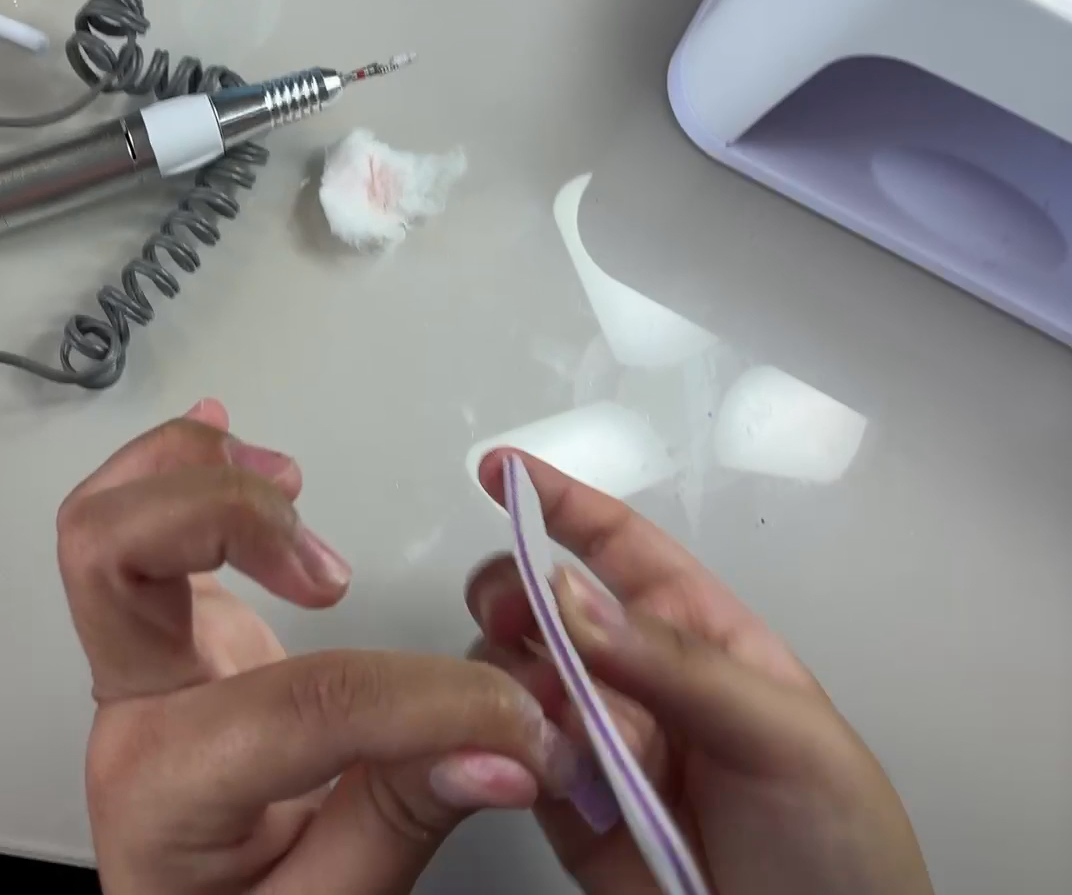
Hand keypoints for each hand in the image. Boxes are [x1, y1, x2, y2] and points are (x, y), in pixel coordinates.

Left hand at [60, 401, 582, 894]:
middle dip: (223, 516)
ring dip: (188, 467)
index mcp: (163, 785)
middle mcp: (130, 698)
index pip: (290, 707)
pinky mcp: (167, 617)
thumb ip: (404, 817)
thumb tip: (499, 740)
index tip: (509, 717)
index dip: (421, 702)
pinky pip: (134, 517)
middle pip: (108, 552)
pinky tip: (222, 428)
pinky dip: (176, 459)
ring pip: (102, 517)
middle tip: (323, 565)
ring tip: (283, 478)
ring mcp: (136, 646)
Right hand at [467, 450, 932, 894]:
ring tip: (578, 747)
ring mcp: (579, 720)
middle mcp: (622, 667)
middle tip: (517, 623)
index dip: (555, 499)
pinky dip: (499, 736)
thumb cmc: (833, 856)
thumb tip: (566, 596)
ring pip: (503, 662)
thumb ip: (677, 663)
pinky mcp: (542, 773)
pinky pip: (492, 729)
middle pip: (533, 594)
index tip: (498, 469)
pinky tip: (540, 769)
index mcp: (690, 634)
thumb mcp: (787, 742)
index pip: (614, 542)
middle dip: (512, 596)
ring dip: (525, 690)